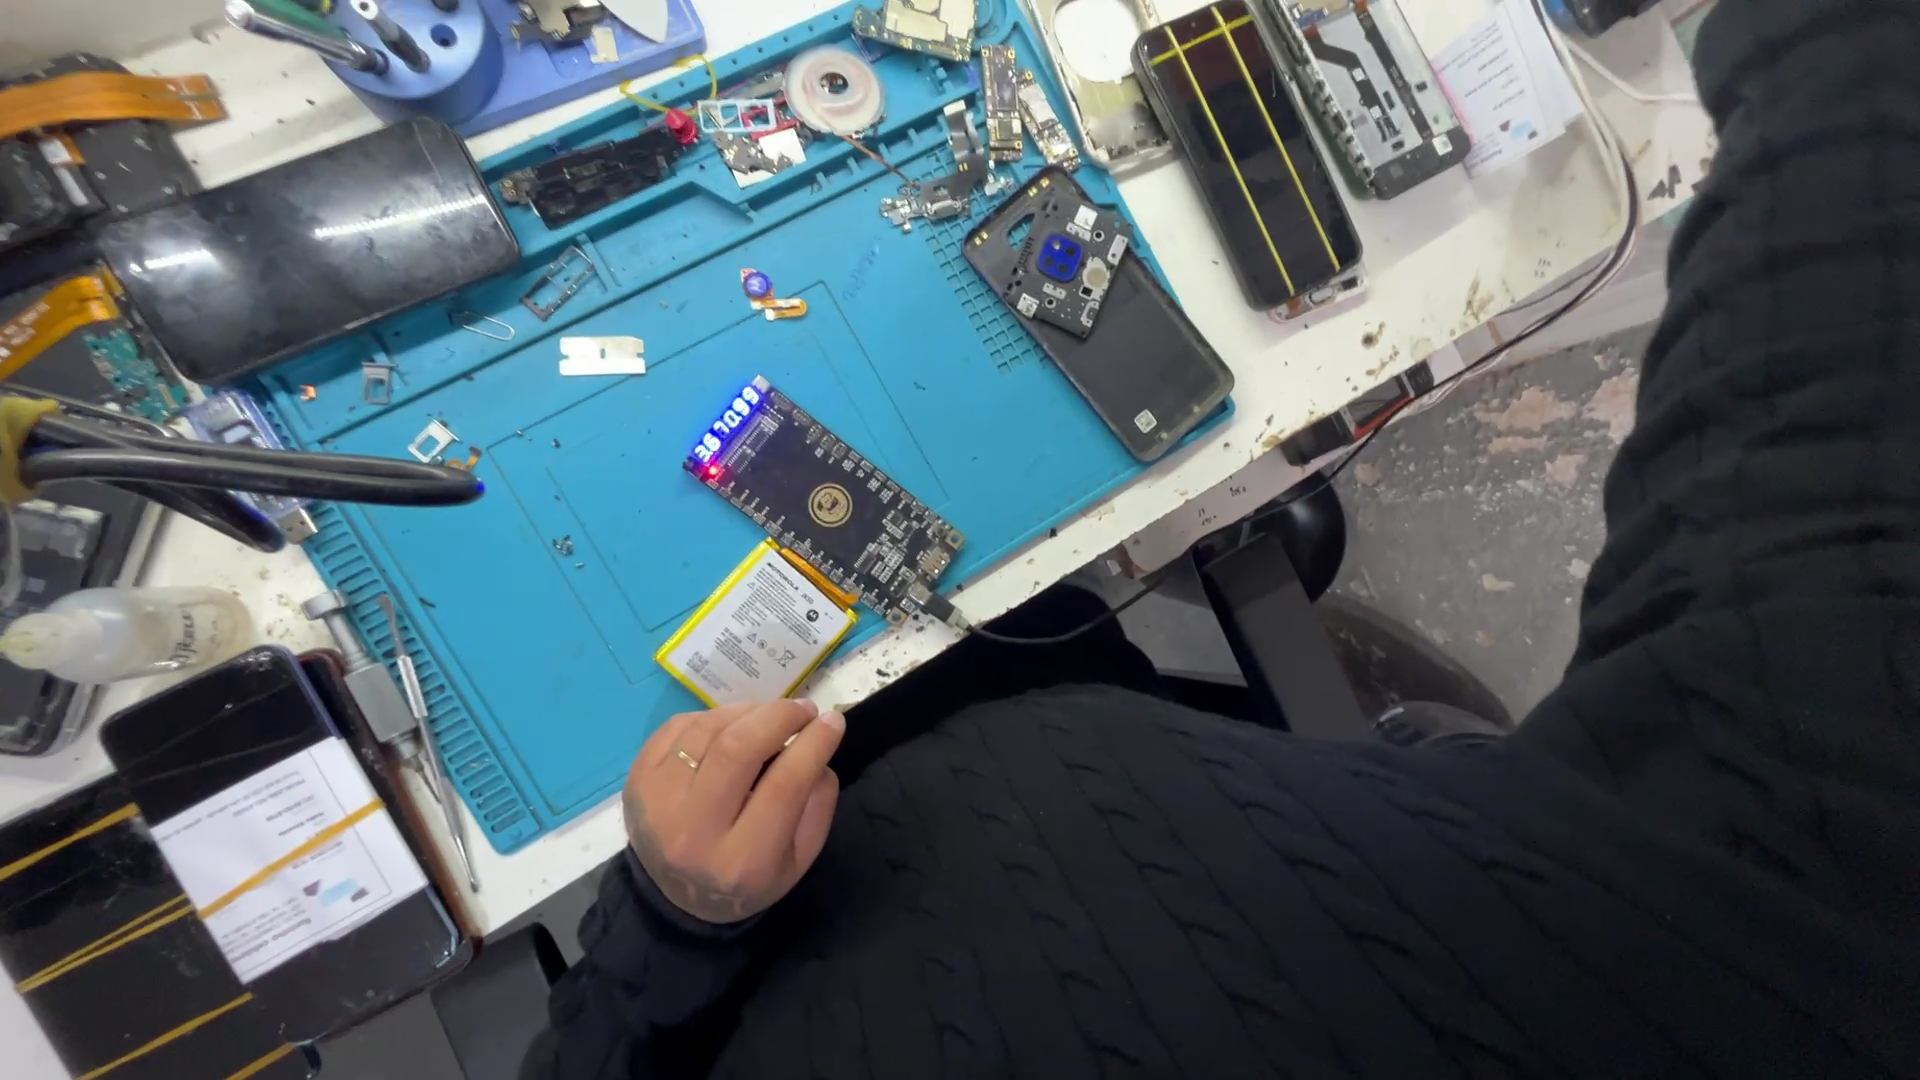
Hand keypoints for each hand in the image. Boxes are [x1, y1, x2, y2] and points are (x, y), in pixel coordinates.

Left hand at [623, 700, 844, 923]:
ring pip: (709, 729)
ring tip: (771, 716)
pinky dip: (715, 716)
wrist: (676, 897)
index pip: (785, 785)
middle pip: (738, 749)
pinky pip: (680, 726)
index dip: (815, 744)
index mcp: (742, 862)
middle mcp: (692, 833)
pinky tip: (733, 726)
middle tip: (804, 709)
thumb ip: (818, 802)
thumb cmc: (750, 875)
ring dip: (749, 710)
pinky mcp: (637, 780)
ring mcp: (657, 803)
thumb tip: (817, 743)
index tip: (833, 720)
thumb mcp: (800, 856)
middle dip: (780, 716)